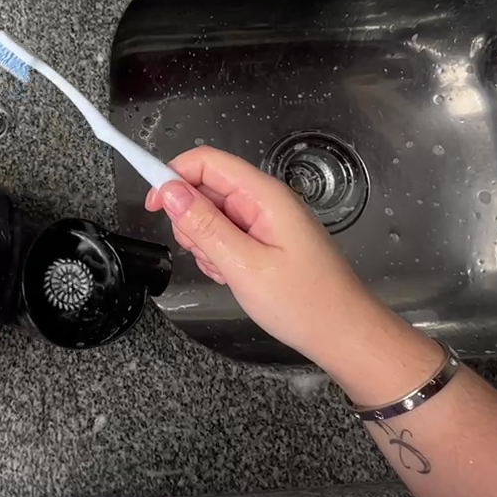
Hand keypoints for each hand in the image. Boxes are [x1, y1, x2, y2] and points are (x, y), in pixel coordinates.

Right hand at [145, 145, 395, 358]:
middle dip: (190, 219)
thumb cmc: (304, 303)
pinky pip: (223, 234)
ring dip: (203, 241)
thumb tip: (169, 192)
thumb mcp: (243, 265)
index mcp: (263, 195)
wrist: (343, 335)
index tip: (153, 206)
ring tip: (225, 270)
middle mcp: (263, 200)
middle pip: (204, 188)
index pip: (206, 161)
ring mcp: (263, 219)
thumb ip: (204, 225)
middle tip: (205, 253)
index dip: (172, 175)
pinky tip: (232, 275)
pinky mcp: (262, 238)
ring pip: (209, 214)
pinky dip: (216, 253)